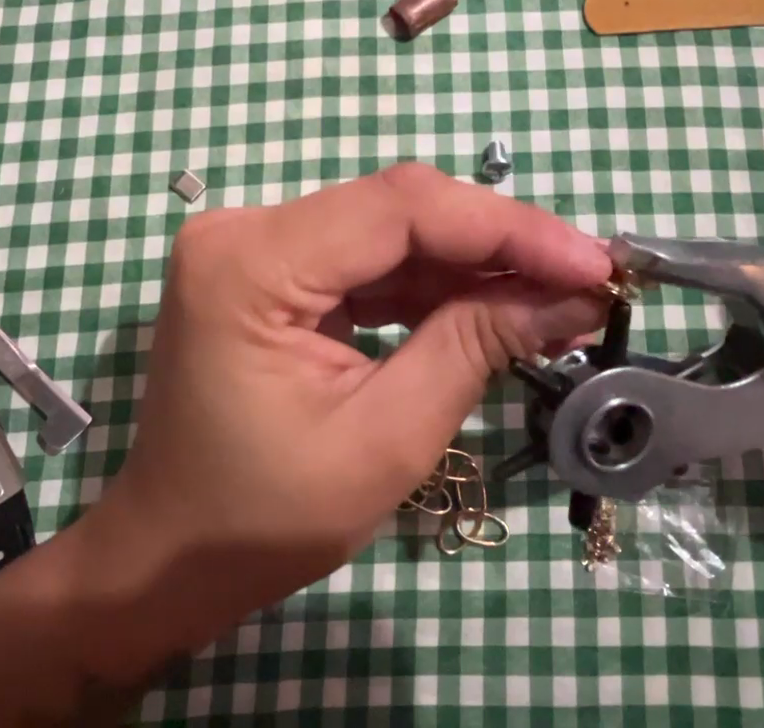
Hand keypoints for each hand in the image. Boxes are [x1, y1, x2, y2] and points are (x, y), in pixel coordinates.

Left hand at [0, 164, 611, 727]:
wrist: (171, 555)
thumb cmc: (264, 520)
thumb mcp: (386, 438)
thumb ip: (474, 346)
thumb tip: (571, 295)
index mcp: (250, 262)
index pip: (400, 208)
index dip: (508, 227)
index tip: (593, 262)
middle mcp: (242, 230)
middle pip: (395, 208)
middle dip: (497, 242)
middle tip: (585, 280)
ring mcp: (250, 247)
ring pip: (386, 230)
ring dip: (471, 262)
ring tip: (554, 296)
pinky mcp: (266, 273)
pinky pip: (362, 261)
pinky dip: (428, 283)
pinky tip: (491, 304)